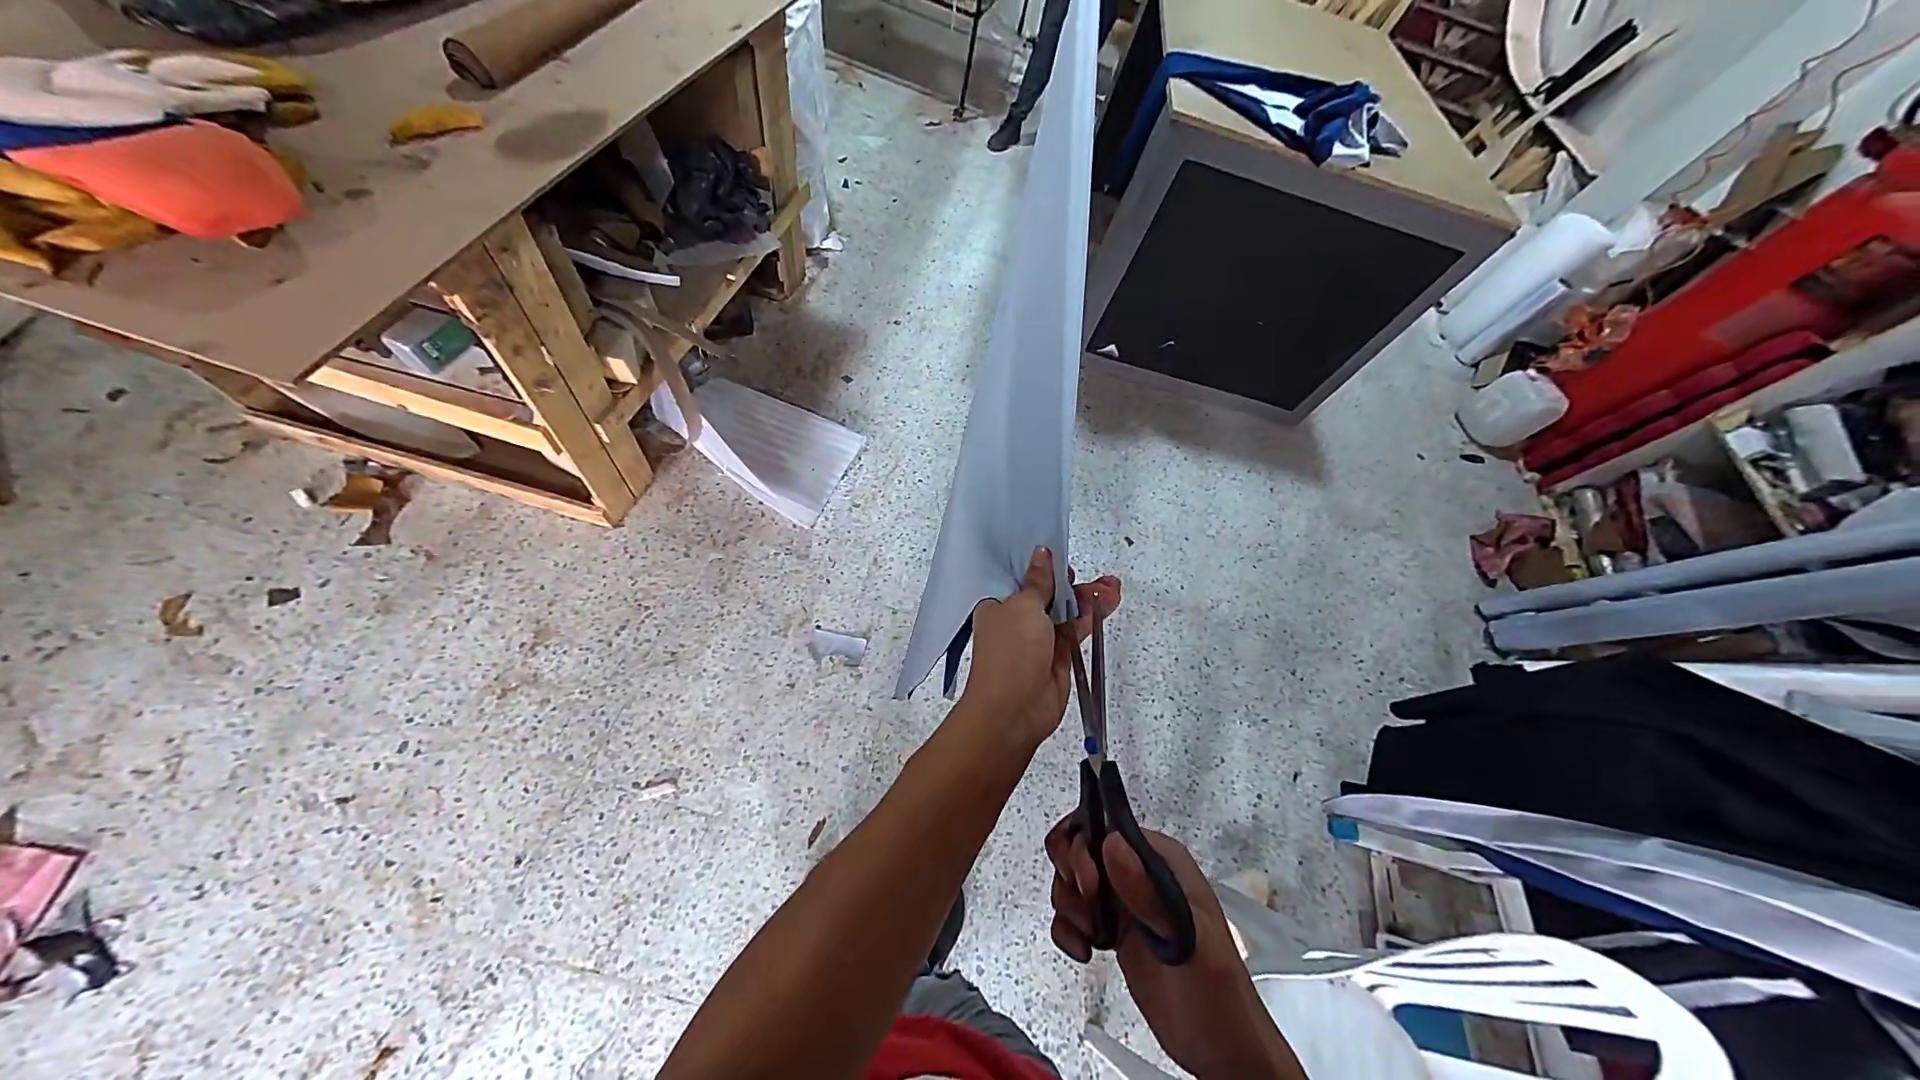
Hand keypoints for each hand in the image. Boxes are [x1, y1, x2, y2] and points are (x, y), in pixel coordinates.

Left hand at [958, 547, 1119, 749]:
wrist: (1014, 710)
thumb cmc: (1010, 654)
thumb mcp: (1023, 607)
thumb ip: (1039, 582)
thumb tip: (1041, 555)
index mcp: (997, 606)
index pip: (1021, 580)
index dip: (1043, 568)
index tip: (1062, 556)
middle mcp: (1016, 622)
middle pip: (1048, 596)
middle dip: (1072, 585)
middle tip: (1097, 576)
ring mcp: (1038, 641)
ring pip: (1066, 614)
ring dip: (1087, 600)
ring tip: (1111, 587)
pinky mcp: (1057, 658)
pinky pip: (1076, 632)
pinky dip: (1091, 619)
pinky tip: (1107, 604)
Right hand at [1046, 822, 1305, 1079]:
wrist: (1221, 1051)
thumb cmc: (1217, 993)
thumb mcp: (1188, 940)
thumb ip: (1149, 893)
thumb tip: (1113, 844)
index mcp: (1161, 859)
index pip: (1105, 824)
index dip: (1085, 849)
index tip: (1089, 884)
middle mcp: (1140, 871)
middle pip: (1079, 846)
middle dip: (1071, 876)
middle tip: (1091, 911)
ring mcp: (1125, 900)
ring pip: (1071, 879)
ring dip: (1069, 906)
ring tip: (1094, 936)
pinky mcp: (1113, 928)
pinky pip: (1071, 913)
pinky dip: (1067, 930)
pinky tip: (1086, 952)